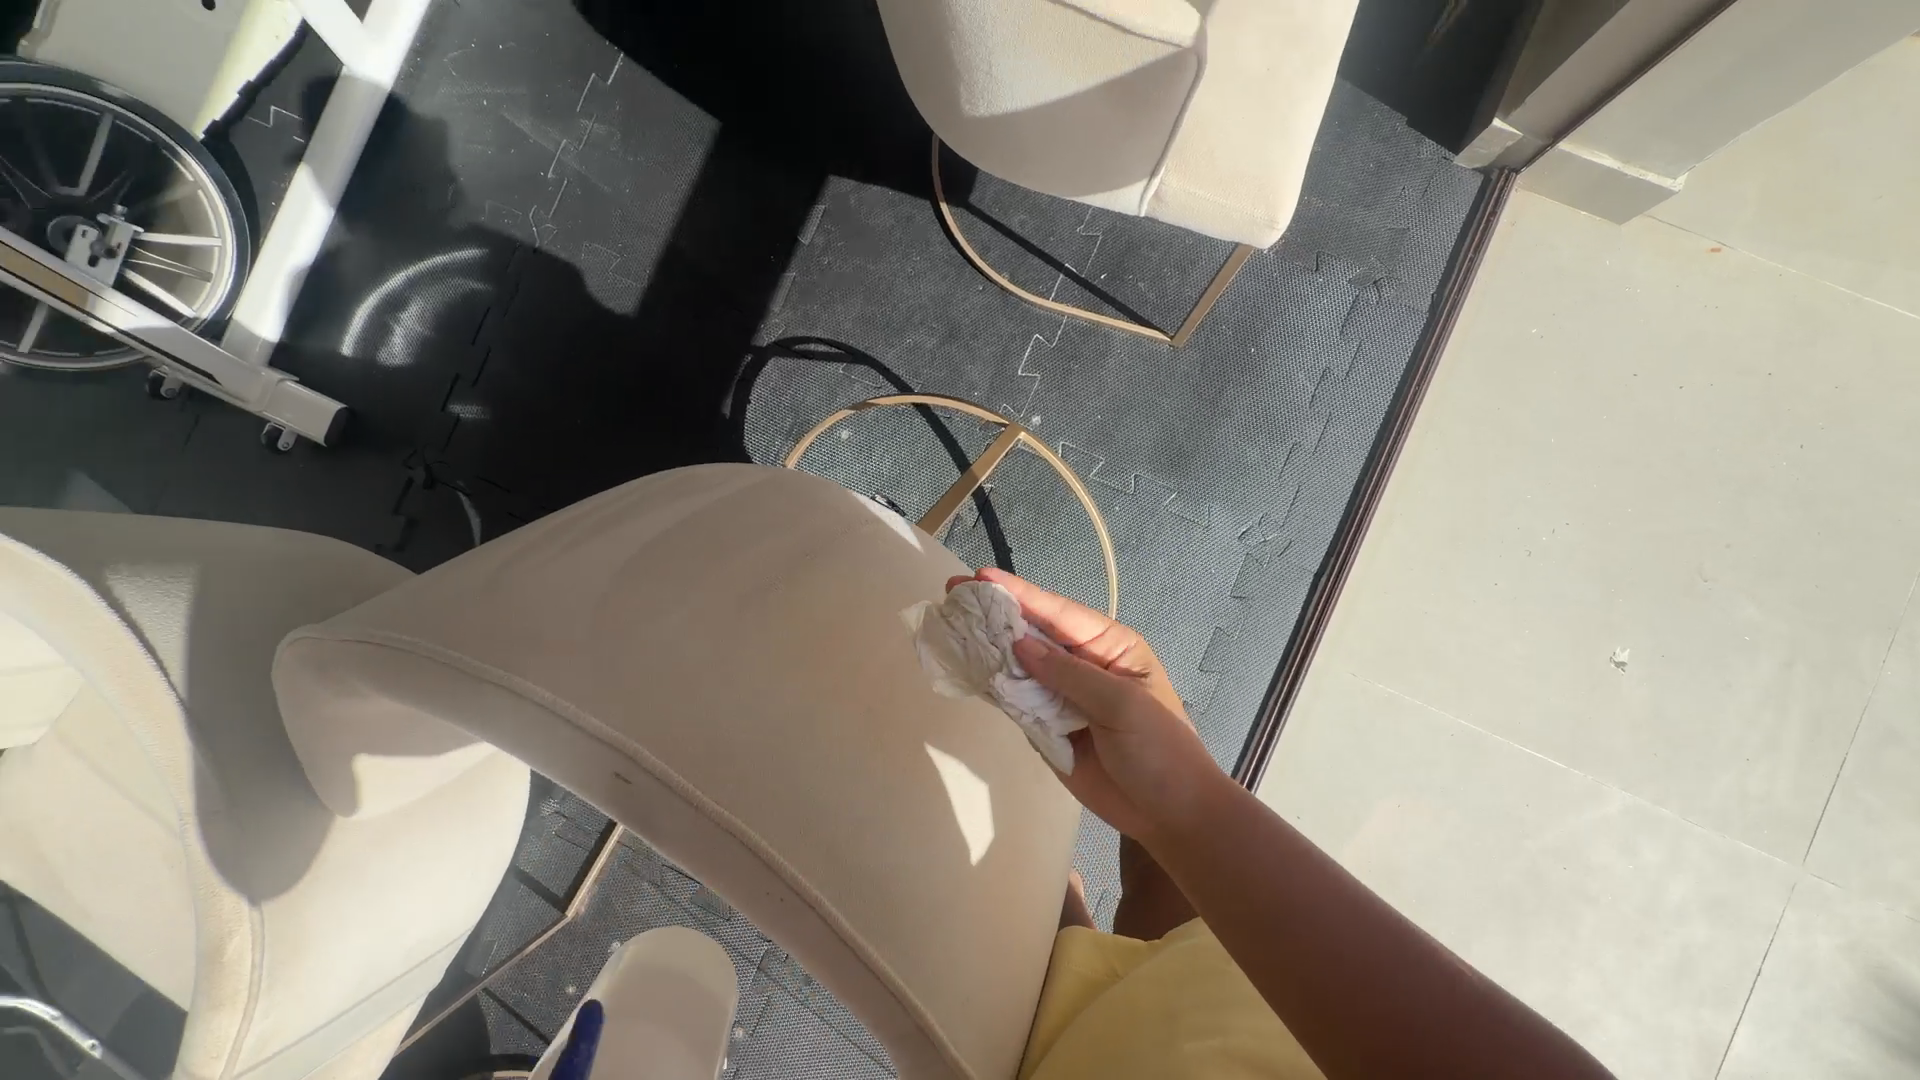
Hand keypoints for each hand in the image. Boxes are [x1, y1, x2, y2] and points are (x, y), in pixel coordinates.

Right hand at [944, 569, 1227, 844]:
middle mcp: (1082, 664)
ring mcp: (1062, 696)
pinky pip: (1014, 701)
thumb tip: (1019, 645)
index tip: (981, 576)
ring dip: (987, 648)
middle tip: (953, 592)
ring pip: (1018, 666)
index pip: (1058, 612)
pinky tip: (965, 669)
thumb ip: (1069, 674)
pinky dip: (992, 687)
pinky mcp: (1047, 727)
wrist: (1170, 814)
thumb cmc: (1159, 749)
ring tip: (950, 626)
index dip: (1019, 593)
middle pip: (1032, 634)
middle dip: (996, 614)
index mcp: (1110, 646)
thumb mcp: (1121, 704)